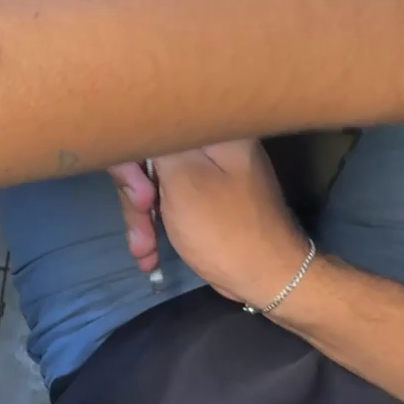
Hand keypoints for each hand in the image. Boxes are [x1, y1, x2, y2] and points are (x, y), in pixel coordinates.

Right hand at [107, 141, 308, 307]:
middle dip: (138, 199)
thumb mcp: (182, 180)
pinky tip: (150, 252)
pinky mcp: (211, 194)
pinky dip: (159, 222)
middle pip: (152, 157)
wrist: (270, 279)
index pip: (152, 127)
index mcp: (212, 129)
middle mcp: (214, 142)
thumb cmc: (224, 229)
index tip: (141, 198)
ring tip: (144, 251)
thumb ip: (155, 146)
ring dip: (145, 217)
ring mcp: (213, 169)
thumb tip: (140, 125)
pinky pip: (173, 197)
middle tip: (141, 235)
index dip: (132, 162)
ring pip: (159, 181)